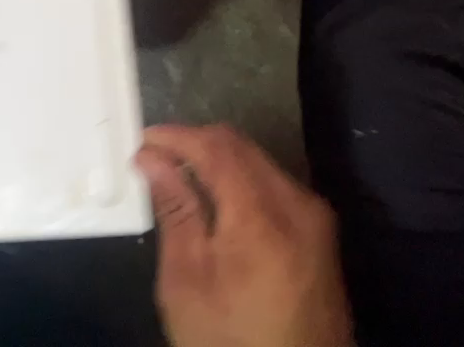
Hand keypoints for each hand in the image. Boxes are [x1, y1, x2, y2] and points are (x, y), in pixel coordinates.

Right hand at [136, 124, 353, 346]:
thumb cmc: (230, 345)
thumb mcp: (187, 285)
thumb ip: (175, 212)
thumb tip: (152, 159)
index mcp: (264, 219)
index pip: (216, 148)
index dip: (176, 136)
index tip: (142, 142)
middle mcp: (298, 207)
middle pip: (240, 147)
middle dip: (194, 144)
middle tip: (155, 160)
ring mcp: (316, 221)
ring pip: (258, 162)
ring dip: (217, 160)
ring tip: (178, 179)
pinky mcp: (321, 237)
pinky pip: (274, 185)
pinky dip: (239, 181)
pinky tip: (214, 202)